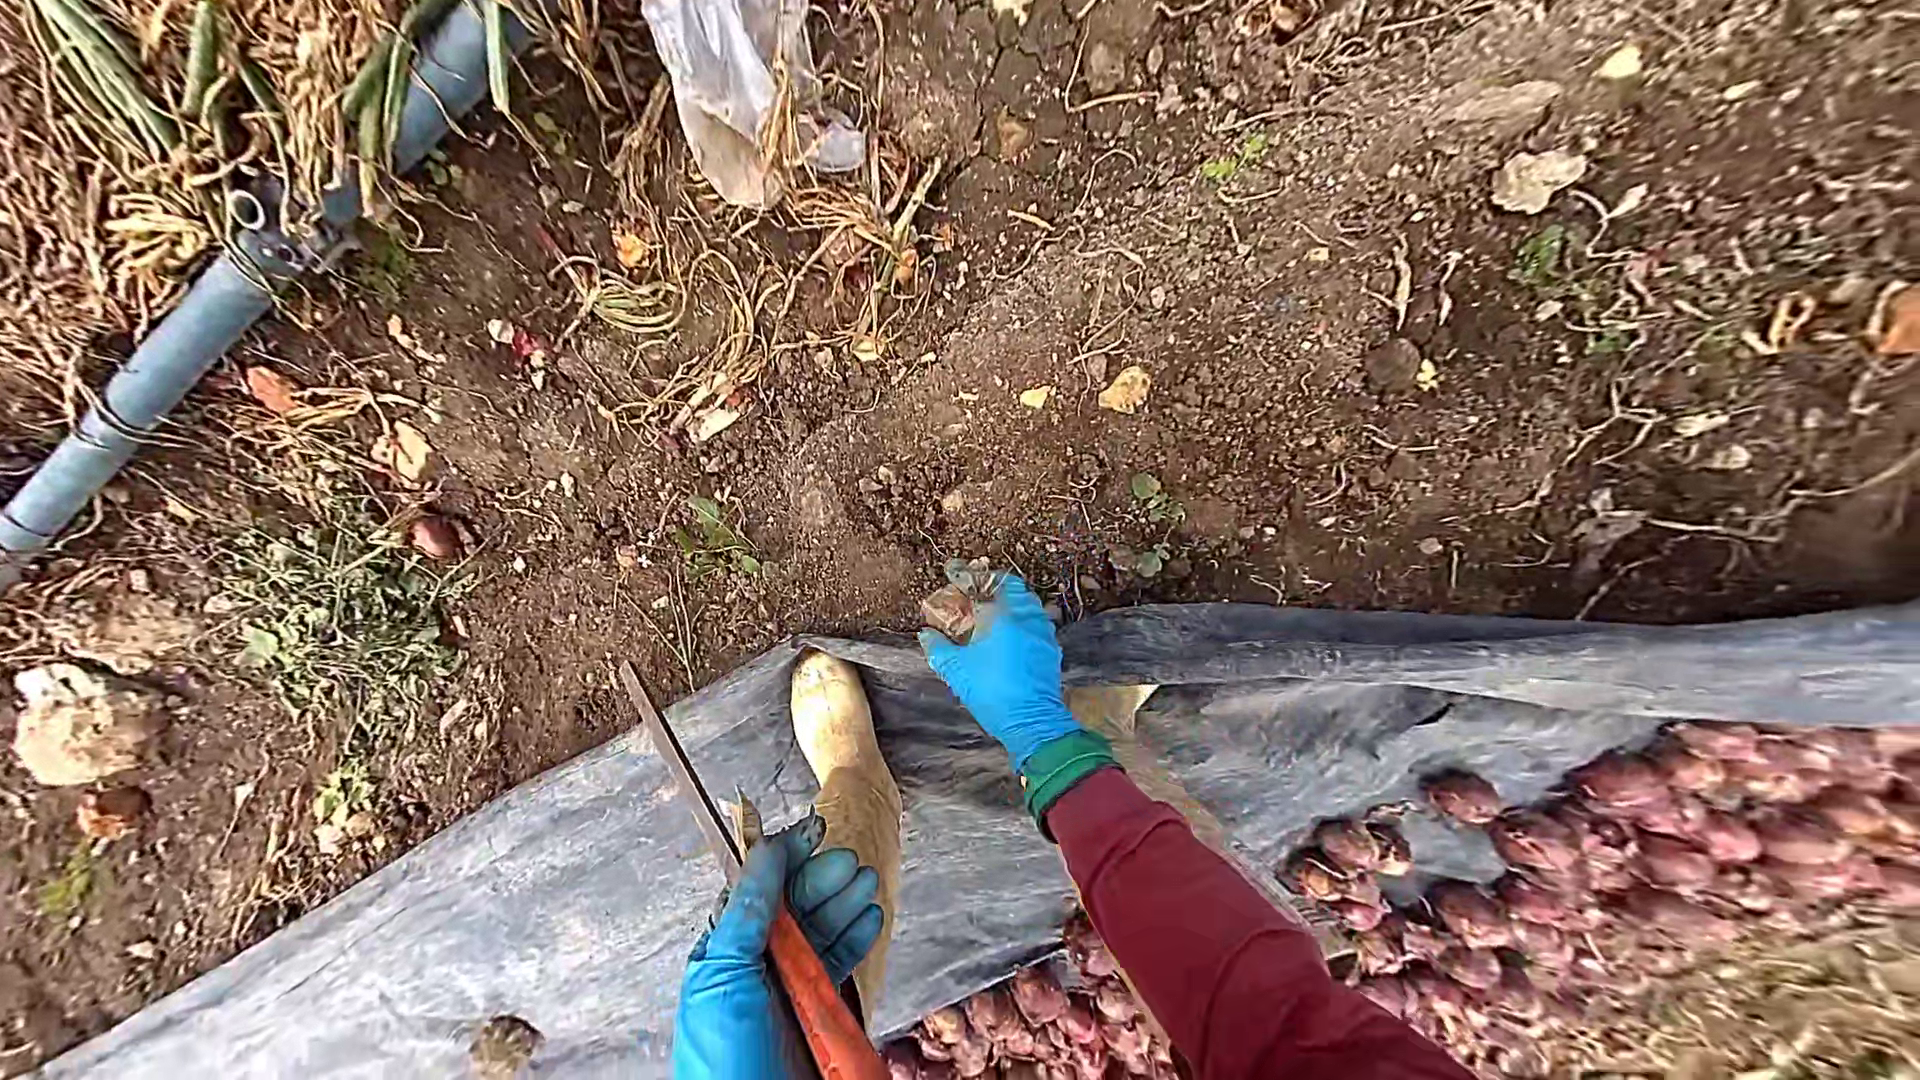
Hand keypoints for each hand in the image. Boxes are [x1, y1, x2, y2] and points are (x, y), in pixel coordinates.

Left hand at [673, 818, 883, 1079]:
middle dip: (823, 877)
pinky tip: (870, 920)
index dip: (786, 856)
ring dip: (846, 901)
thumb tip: (767, 848)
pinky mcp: (822, 1008)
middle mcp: (760, 963)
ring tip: (865, 884)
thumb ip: (748, 910)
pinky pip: (843, 960)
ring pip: (824, 927)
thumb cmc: (725, 1062)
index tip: (813, 831)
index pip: (760, 888)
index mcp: (728, 952)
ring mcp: (793, 985)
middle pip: (798, 904)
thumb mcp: (723, 976)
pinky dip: (859, 936)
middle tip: (847, 862)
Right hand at [918, 575, 1079, 771]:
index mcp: (1003, 615)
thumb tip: (926, 634)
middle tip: (974, 588)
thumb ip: (939, 647)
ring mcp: (1043, 632)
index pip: (984, 582)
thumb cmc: (992, 691)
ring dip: (1009, 599)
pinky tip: (1009, 632)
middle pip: (1012, 586)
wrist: (1032, 722)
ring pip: (1027, 602)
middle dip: (991, 582)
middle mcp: (1027, 617)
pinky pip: (1035, 622)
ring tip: (991, 608)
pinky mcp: (1051, 649)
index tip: (953, 571)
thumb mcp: (956, 669)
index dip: (966, 574)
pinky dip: (1021, 619)